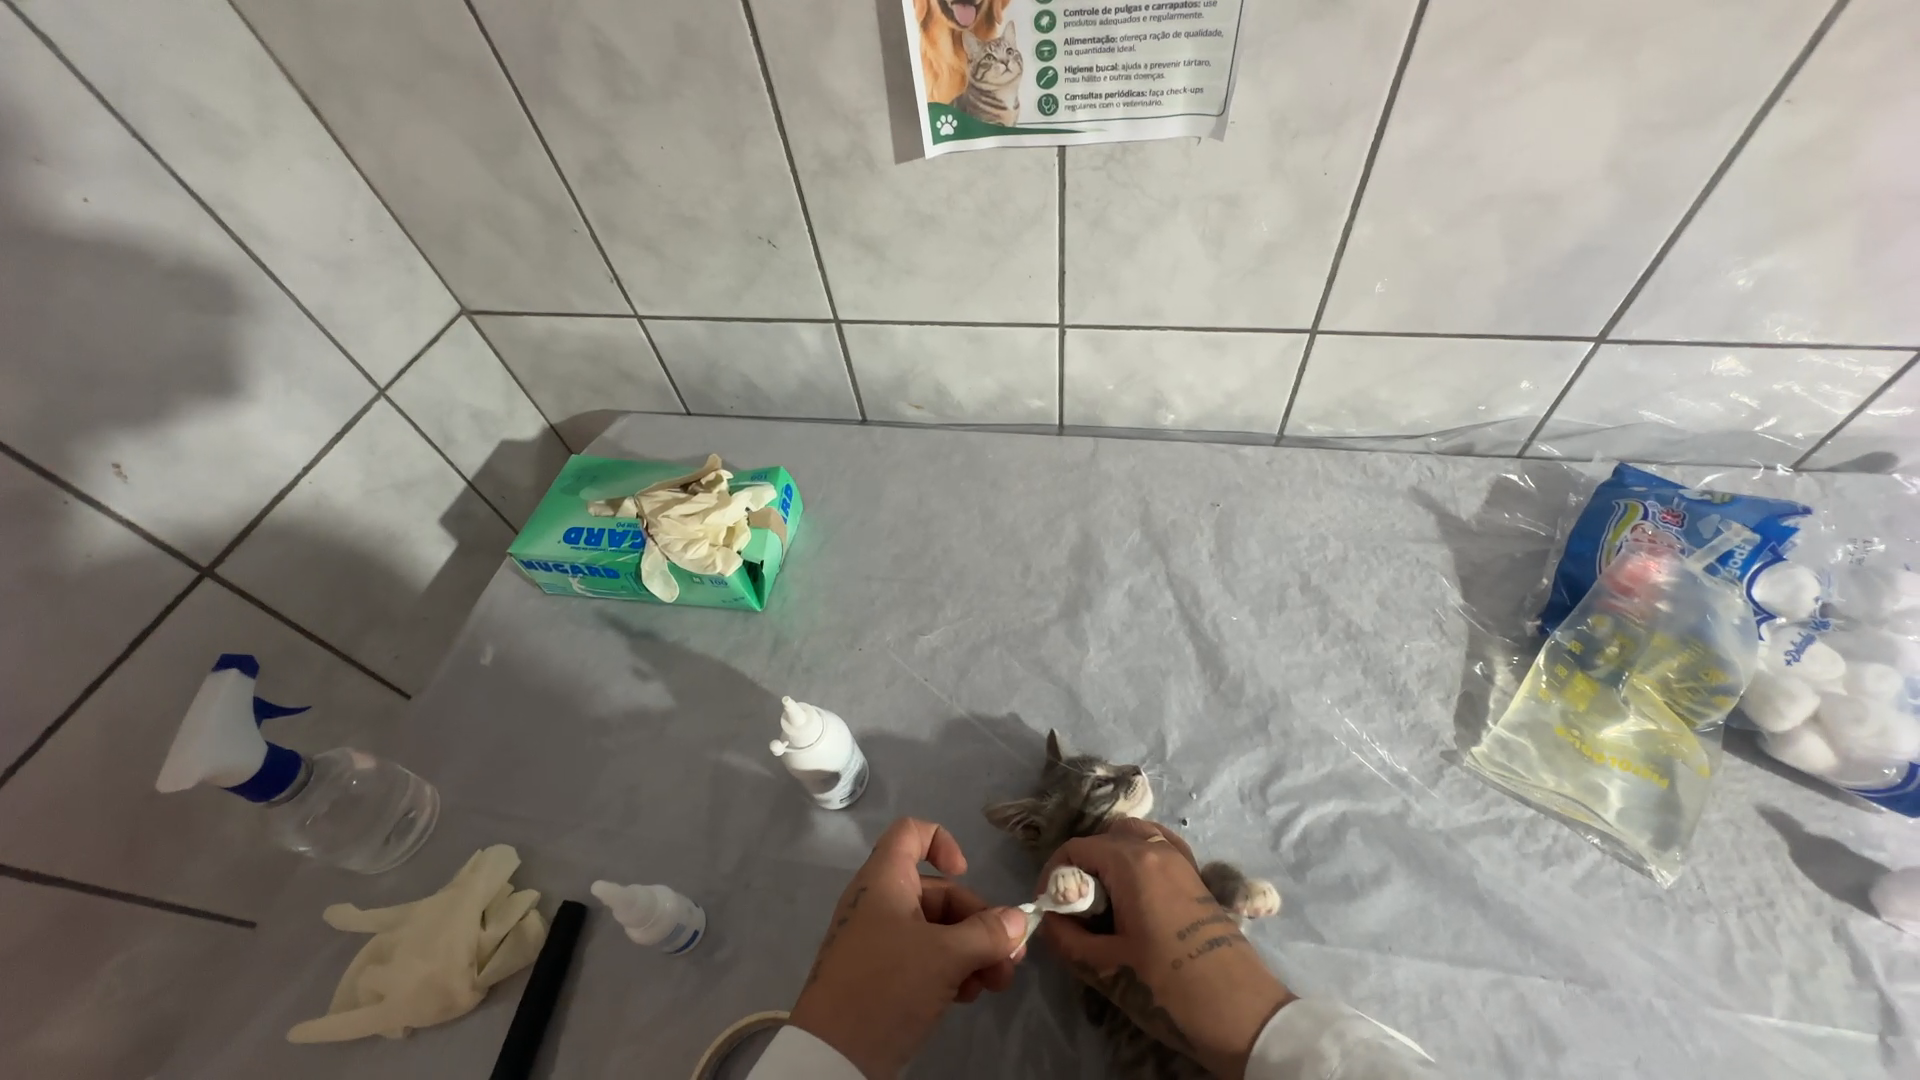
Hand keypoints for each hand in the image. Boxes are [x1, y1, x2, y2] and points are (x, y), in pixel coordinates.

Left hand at [790, 818, 1028, 1077]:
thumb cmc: (886, 986)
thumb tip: (1018, 921)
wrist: (832, 1058)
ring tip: (997, 983)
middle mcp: (881, 902)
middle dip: (978, 921)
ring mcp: (881, 940)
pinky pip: (925, 958)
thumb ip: (986, 935)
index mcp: (885, 879)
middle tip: (1010, 958)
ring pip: (937, 930)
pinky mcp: (883, 976)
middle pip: (938, 892)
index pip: (911, 833)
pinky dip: (952, 970)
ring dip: (973, 950)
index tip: (966, 872)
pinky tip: (970, 995)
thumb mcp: (944, 957)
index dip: (942, 842)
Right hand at [1038, 819, 1294, 1079]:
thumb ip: (1067, 939)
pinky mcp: (1197, 877)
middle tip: (1074, 908)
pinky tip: (1135, 893)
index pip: (1076, 848)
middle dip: (1081, 866)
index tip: (1048, 907)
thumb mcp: (1107, 968)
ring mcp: (1182, 859)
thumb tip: (1049, 920)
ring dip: (1110, 859)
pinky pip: (1159, 847)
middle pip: (1104, 837)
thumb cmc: (1170, 989)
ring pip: (1133, 837)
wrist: (1243, 1016)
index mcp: (1133, 862)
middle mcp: (1157, 848)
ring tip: (1103, 901)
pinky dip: (1139, 857)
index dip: (1053, 874)